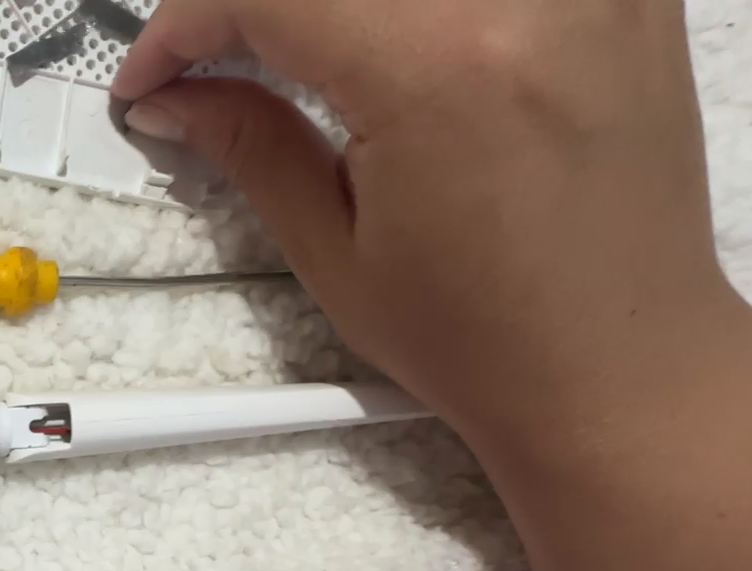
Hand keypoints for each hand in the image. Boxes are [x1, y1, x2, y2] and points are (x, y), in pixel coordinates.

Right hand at [113, 0, 750, 451]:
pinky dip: (395, 1)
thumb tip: (168, 98)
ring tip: (271, 51)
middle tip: (196, 60)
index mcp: (438, 67)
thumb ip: (249, 144)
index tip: (143, 81)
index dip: (183, 23)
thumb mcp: (328, 248)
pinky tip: (368, 41)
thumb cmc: (462, 330)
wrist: (609, 355)